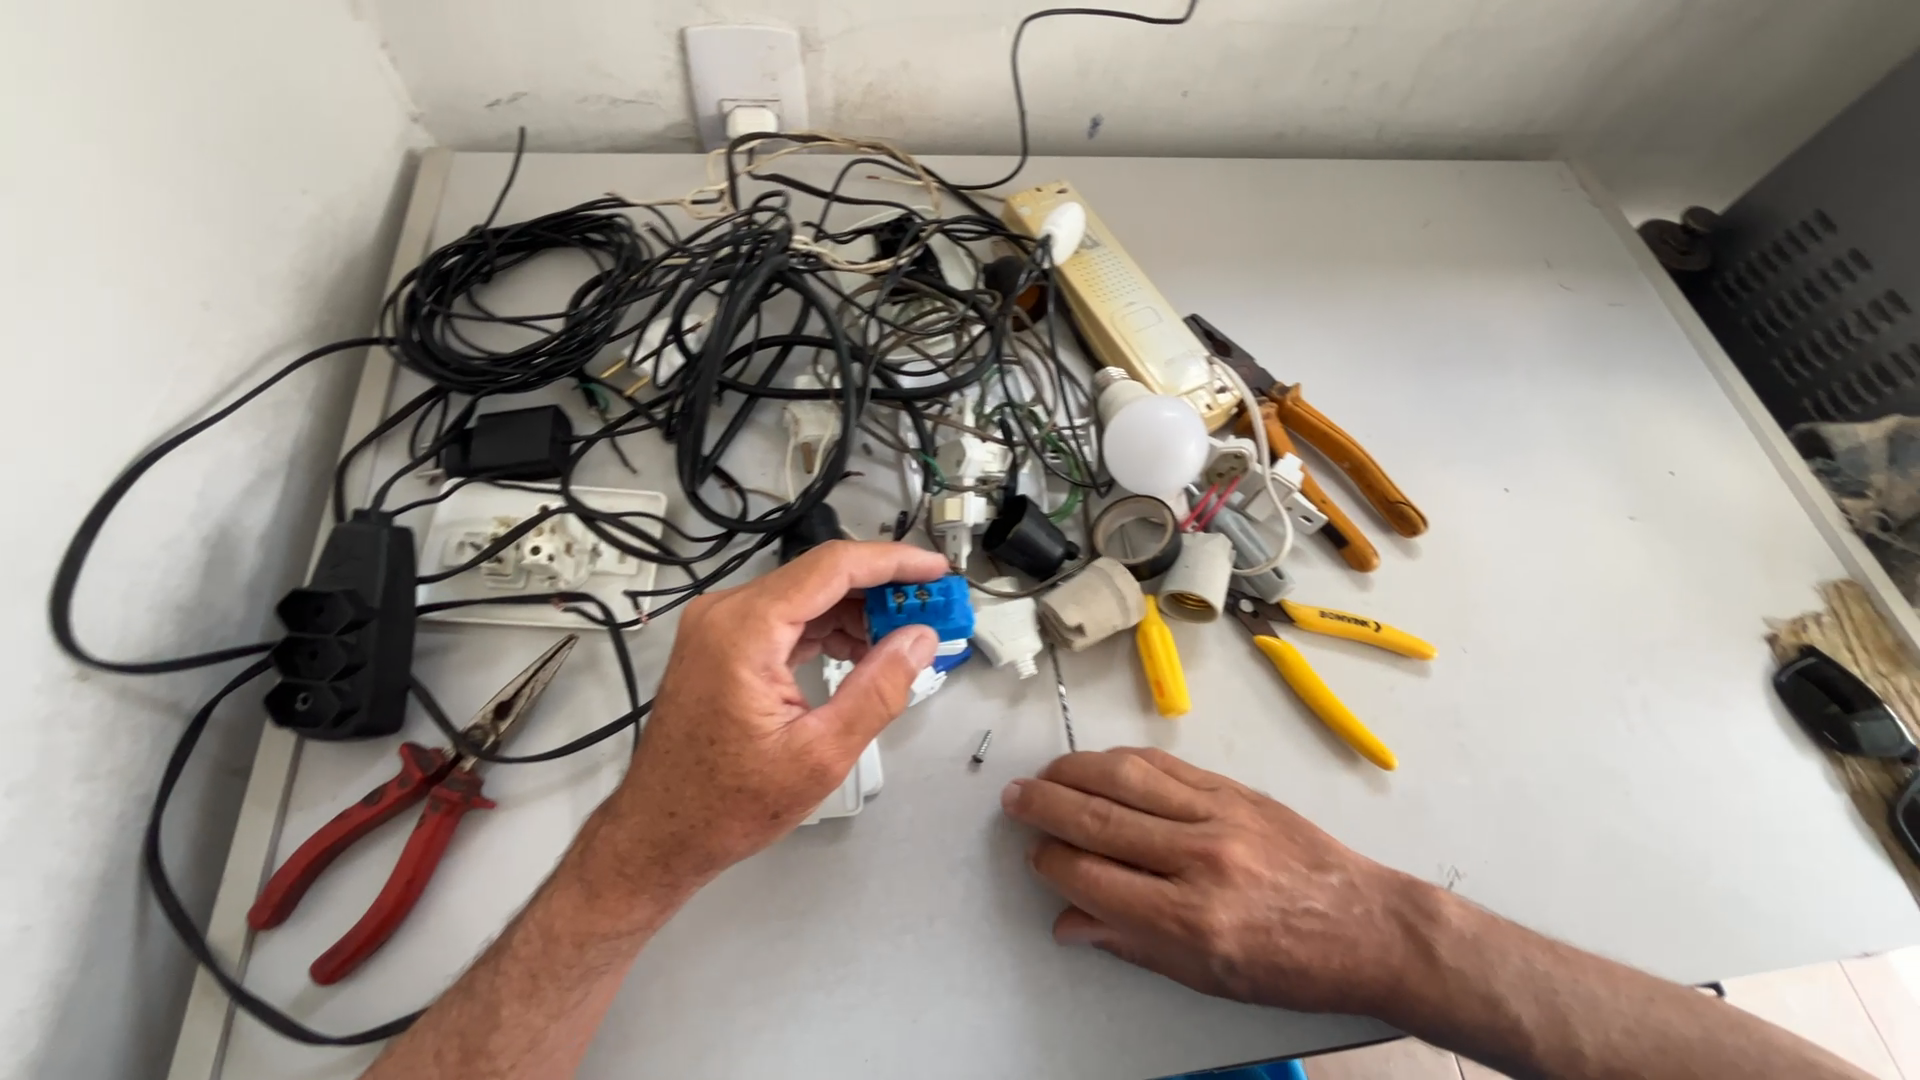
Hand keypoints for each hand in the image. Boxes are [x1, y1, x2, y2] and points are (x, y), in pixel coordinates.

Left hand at [603, 541, 945, 888]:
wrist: (661, 832)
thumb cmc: (727, 804)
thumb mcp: (821, 753)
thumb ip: (879, 689)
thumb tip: (921, 640)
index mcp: (744, 630)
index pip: (832, 568)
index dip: (893, 562)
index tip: (936, 572)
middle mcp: (726, 614)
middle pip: (821, 577)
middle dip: (882, 591)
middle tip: (931, 611)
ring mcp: (721, 626)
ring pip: (807, 595)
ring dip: (858, 612)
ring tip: (903, 641)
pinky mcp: (724, 642)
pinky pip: (788, 617)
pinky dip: (829, 628)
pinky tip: (862, 653)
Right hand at [1000, 747, 1430, 1015]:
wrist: (1367, 925)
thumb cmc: (1289, 966)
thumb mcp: (1206, 977)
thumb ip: (1130, 943)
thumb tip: (1066, 921)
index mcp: (1190, 919)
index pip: (1093, 878)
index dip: (1052, 864)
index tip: (1036, 857)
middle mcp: (1198, 858)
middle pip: (1099, 819)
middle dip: (1045, 806)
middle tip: (1013, 798)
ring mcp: (1217, 815)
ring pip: (1125, 778)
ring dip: (1074, 770)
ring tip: (1044, 774)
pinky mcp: (1233, 789)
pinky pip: (1164, 765)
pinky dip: (1122, 760)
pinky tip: (1099, 763)